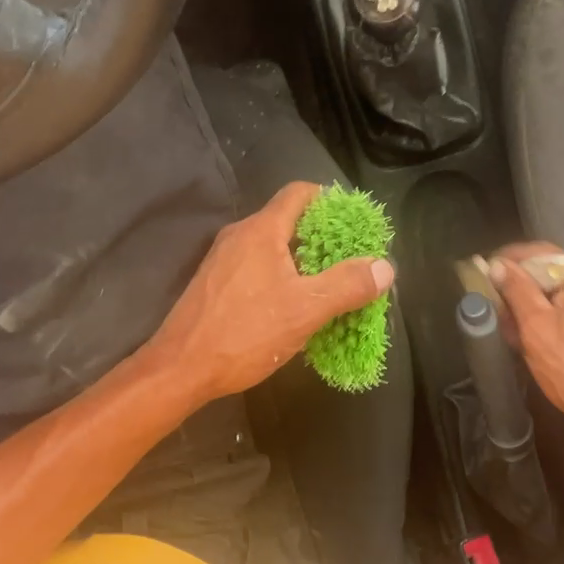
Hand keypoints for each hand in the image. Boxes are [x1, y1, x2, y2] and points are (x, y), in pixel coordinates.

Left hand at [145, 182, 394, 402]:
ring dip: (299, 256)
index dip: (329, 199)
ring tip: (326, 281)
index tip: (353, 220)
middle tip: (348, 255)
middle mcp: (239, 235)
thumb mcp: (306, 310)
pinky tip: (291, 303)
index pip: (299, 192)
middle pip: (286, 218)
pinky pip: (255, 264)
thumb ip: (347, 285)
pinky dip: (278, 272)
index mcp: (261, 230)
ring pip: (270, 243)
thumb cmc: (244, 332)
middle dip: (320, 233)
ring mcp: (222, 259)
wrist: (178, 370)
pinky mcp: (213, 283)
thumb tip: (384, 267)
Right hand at [491, 243, 563, 480]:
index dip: (512, 260)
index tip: (487, 269)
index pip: (544, 253)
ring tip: (523, 329)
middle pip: (560, 274)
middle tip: (503, 307)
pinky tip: (553, 340)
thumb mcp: (537, 330)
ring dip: (547, 305)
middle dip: (529, 288)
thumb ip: (517, 291)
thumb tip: (497, 264)